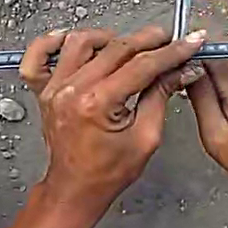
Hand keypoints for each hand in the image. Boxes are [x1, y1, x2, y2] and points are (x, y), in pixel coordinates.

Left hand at [19, 26, 205, 215]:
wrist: (75, 189)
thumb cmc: (107, 173)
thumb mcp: (146, 136)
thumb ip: (161, 95)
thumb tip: (180, 69)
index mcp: (98, 104)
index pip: (142, 65)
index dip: (171, 52)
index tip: (189, 43)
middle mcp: (72, 90)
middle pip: (117, 48)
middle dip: (149, 40)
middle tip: (169, 40)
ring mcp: (55, 88)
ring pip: (81, 42)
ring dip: (110, 38)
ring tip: (129, 46)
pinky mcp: (45, 90)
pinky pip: (38, 56)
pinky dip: (52, 42)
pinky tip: (70, 39)